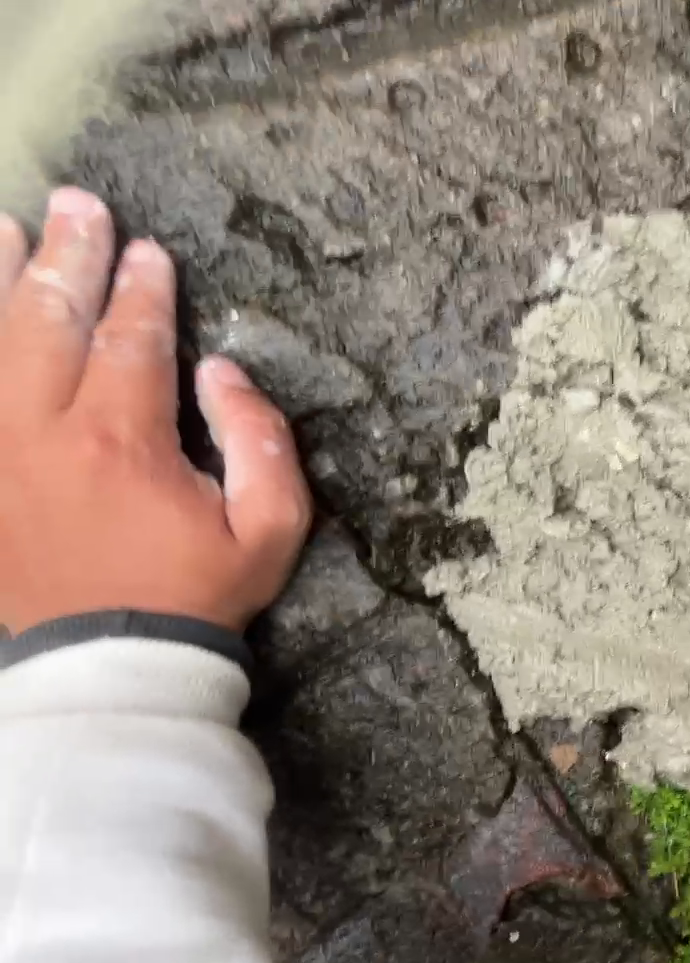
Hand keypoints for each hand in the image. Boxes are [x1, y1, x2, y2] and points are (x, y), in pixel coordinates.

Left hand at [0, 188, 311, 634]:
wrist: (106, 653)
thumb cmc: (201, 586)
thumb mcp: (274, 526)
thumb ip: (261, 445)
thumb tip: (227, 373)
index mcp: (122, 441)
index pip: (132, 343)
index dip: (143, 292)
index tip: (148, 248)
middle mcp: (37, 429)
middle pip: (44, 322)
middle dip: (63, 257)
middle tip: (72, 203)